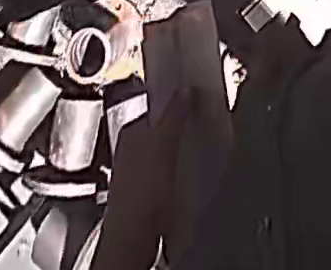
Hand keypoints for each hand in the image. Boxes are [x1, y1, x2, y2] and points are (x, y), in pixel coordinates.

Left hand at [91, 89, 199, 269]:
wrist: (133, 239)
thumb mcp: (162, 145)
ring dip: (180, 150)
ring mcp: (138, 173)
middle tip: (200, 121)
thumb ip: (173, 116)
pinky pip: (167, 173)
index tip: (194, 97)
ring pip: (164, 152)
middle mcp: (130, 150)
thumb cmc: (140, 193)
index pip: (155, 106)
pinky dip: (178, 172)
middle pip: (160, 129)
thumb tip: (184, 91)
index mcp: (130, 131)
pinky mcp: (147, 195)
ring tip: (198, 147)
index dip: (175, 101)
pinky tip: (189, 177)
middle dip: (179, 126)